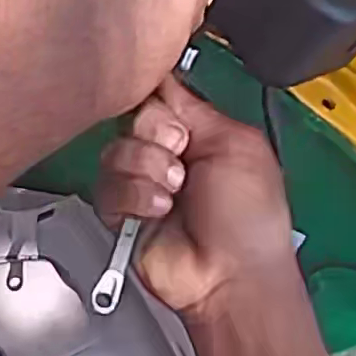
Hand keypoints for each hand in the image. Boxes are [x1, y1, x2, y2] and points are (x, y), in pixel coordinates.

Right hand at [94, 75, 299, 320]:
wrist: (228, 272)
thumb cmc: (249, 219)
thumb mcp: (237, 144)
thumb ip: (196, 109)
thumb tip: (163, 83)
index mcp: (196, 133)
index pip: (158, 97)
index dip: (160, 104)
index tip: (177, 124)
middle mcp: (164, 157)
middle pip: (132, 122)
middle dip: (158, 141)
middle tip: (183, 167)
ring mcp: (140, 187)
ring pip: (114, 154)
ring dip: (147, 174)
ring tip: (174, 195)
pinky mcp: (119, 215)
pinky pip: (106, 190)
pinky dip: (133, 199)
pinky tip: (157, 212)